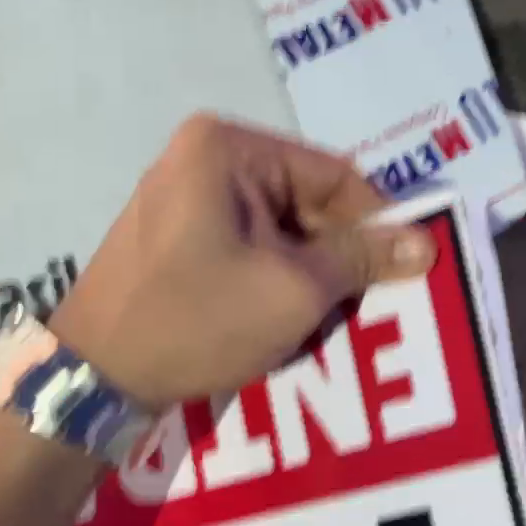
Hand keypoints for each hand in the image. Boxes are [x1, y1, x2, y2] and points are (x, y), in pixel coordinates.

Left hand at [47, 114, 436, 408]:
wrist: (98, 375)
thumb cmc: (200, 320)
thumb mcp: (298, 289)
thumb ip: (365, 259)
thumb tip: (427, 242)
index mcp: (230, 149)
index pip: (337, 175)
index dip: (380, 223)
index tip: (410, 268)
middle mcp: (207, 158)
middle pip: (310, 201)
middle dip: (341, 255)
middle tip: (367, 304)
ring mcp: (188, 196)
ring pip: (285, 230)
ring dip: (313, 275)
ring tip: (322, 319)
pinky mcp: (180, 235)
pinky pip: (254, 247)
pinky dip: (280, 280)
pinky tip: (284, 319)